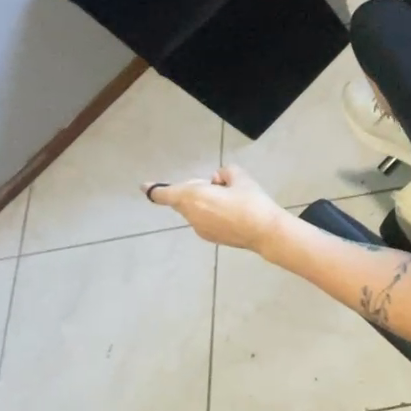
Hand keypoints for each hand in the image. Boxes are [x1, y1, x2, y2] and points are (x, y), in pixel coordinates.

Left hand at [143, 165, 286, 251]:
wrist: (265, 232)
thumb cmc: (251, 202)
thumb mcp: (241, 178)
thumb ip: (225, 173)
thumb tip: (219, 181)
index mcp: (193, 197)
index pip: (164, 194)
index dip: (153, 189)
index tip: (144, 186)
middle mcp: (191, 215)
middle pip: (184, 198)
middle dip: (197, 189)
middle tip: (221, 184)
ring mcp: (199, 228)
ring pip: (196, 209)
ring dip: (207, 201)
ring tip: (234, 200)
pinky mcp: (211, 237)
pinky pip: (205, 219)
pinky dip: (214, 213)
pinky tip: (236, 213)